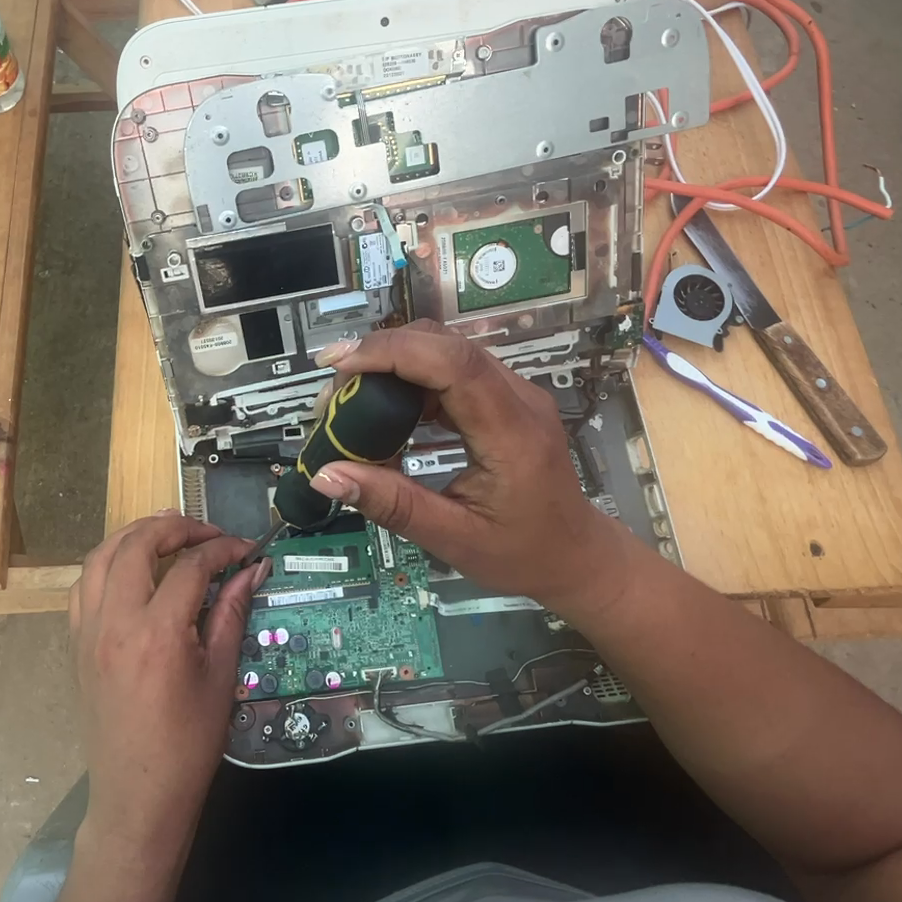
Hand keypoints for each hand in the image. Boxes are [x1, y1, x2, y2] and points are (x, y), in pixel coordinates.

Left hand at [59, 512, 268, 901]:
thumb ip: (231, 613)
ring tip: (168, 534)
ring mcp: (88, 631)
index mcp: (157, 633)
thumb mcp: (221, 676)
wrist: (138, 796)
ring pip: (102, 556)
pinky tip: (132, 569)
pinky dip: (108, 563)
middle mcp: (115, 622)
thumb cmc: (188, 743)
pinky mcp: (77, 643)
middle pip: (137, 544)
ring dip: (135, 535)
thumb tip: (251, 570)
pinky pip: (84, 585)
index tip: (246, 551)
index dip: (222, 550)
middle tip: (207, 533)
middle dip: (175, 526)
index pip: (190, 566)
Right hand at [307, 321, 629, 610]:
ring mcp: (516, 393)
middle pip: (447, 345)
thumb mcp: (452, 539)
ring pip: (448, 350)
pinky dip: (412, 379)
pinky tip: (387, 410)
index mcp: (511, 435)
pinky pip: (454, 369)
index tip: (341, 366)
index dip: (393, 353)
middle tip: (334, 386)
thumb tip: (326, 476)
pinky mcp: (506, 397)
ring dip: (395, 363)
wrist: (576, 556)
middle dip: (383, 353)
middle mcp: (519, 399)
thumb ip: (391, 504)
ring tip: (352, 399)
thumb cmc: (521, 554)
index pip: (453, 365)